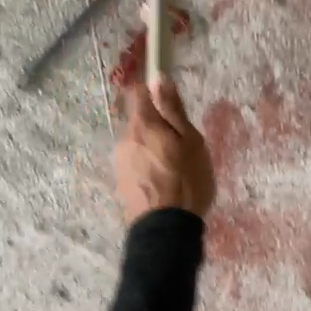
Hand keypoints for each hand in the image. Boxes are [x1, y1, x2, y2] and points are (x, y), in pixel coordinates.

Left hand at [113, 76, 215, 221]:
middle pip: (139, 119)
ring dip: (152, 146)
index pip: (137, 91)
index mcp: (142, 124)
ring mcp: (120, 162)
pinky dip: (147, 165)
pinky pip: (135, 163)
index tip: (167, 99)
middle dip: (156, 124)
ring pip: (137, 143)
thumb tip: (159, 78)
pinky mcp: (121, 183)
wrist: (165, 232)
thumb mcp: (190, 140)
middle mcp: (125, 138)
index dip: (151, 89)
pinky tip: (163, 182)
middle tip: (180, 142)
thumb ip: (173, 109)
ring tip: (174, 166)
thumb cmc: (185, 180)